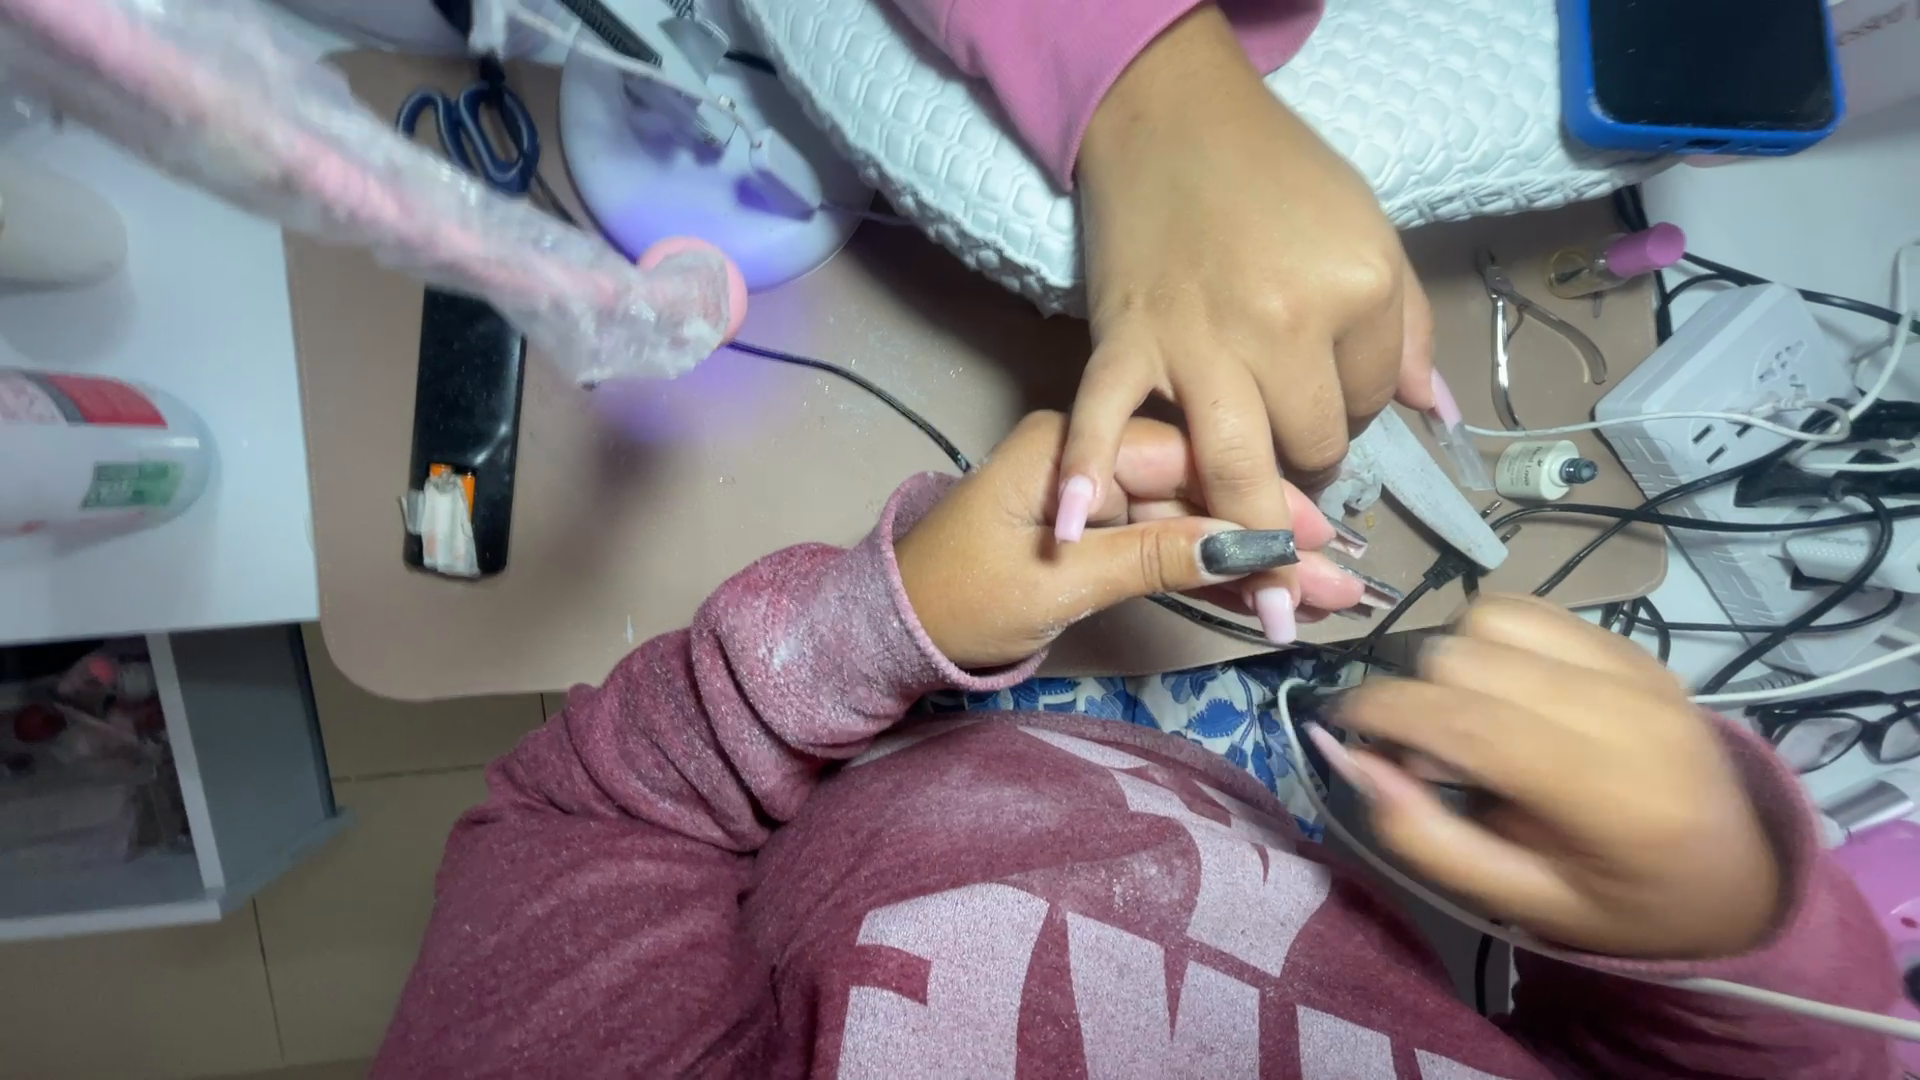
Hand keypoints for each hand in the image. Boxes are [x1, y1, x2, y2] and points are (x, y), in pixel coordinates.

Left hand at [895, 412, 1367, 669]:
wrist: (902, 626)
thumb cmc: (962, 598)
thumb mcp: (1057, 581)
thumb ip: (1150, 557)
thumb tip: (1246, 546)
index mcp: (1072, 445)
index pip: (1182, 461)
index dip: (1250, 506)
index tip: (1313, 545)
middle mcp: (1090, 459)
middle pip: (1195, 494)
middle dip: (1264, 540)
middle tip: (1339, 576)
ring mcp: (1096, 498)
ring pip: (1186, 527)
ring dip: (1248, 565)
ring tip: (1324, 596)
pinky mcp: (1097, 535)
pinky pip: (1161, 550)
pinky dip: (1206, 576)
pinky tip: (1265, 596)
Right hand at [1062, 4, 1436, 643]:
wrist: (1172, 121)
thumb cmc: (1276, 176)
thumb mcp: (1369, 233)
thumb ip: (1409, 329)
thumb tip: (1436, 415)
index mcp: (1355, 290)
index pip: (1367, 406)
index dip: (1350, 419)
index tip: (1320, 406)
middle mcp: (1278, 327)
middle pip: (1306, 451)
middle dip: (1304, 482)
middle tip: (1289, 493)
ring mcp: (1192, 342)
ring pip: (1227, 464)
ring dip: (1243, 536)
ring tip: (1258, 605)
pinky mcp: (1121, 345)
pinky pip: (1101, 419)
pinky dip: (1084, 472)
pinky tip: (1072, 528)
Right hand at [1319, 596, 1781, 958]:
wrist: (1737, 877)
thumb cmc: (1616, 900)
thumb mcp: (1515, 898)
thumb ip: (1422, 835)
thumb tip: (1348, 755)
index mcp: (1612, 795)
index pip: (1466, 721)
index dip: (1381, 709)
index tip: (1339, 719)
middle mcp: (1629, 715)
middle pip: (1461, 657)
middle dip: (1413, 694)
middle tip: (1421, 746)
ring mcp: (1636, 669)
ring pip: (1485, 619)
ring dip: (1448, 660)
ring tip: (1463, 710)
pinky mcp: (1631, 647)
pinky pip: (1522, 608)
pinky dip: (1484, 637)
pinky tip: (1498, 683)